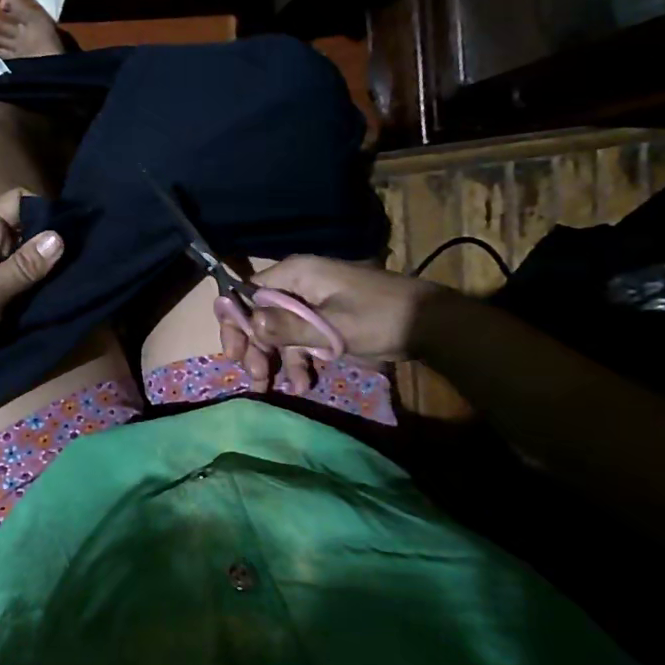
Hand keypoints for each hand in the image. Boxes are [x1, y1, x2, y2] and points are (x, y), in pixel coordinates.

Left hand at [0, 188, 64, 358]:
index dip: (48, 209)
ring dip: (50, 265)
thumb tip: (61, 237)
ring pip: (29, 254)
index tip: (76, 231)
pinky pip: (23, 277)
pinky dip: (40, 282)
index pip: (20, 201)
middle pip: (29, 227)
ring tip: (81, 274)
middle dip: (55, 240)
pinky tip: (62, 290)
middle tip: (88, 257)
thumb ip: (24, 267)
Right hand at [219, 256, 444, 393]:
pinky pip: (301, 339)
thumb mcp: (332, 327)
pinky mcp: (326, 321)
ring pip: (279, 331)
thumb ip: (288, 326)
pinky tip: (303, 384)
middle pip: (261, 315)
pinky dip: (299, 361)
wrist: (430, 324)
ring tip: (276, 389)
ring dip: (277, 360)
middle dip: (256, 348)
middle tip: (256, 378)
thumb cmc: (379, 318)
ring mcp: (313, 304)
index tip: (234, 354)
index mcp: (296, 275)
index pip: (248, 294)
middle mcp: (299, 285)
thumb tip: (249, 323)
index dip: (236, 323)